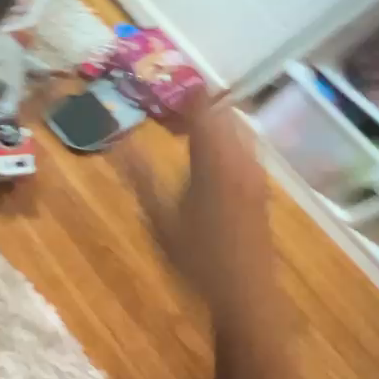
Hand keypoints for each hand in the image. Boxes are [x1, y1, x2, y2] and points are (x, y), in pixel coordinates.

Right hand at [112, 100, 277, 332]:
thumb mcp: (158, 217)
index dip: (189, 94)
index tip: (168, 81)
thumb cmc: (196, 259)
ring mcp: (254, 176)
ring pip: (238, 132)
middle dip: (201, 104)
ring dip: (215, 121)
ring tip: (186, 123)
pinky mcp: (260, 190)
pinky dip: (226, 139)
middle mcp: (239, 162)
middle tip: (172, 102)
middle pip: (226, 117)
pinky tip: (207, 153)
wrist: (246, 296)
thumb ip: (139, 176)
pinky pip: (244, 149)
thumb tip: (119, 143)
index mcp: (212, 163)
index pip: (203, 114)